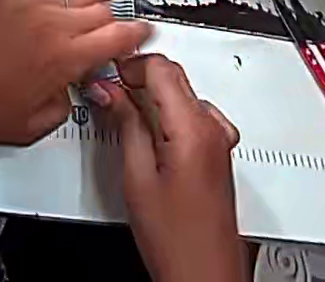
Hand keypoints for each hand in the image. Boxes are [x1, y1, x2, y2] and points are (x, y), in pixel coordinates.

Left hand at [0, 0, 151, 154]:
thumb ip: (64, 103)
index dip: (137, 36)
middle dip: (118, 14)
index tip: (147, 33)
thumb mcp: (32, 125)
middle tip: (124, 18)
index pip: (116, 39)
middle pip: (98, 10)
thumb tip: (75, 85)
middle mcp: (51, 22)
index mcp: (65, 59)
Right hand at [88, 54, 243, 281]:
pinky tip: (147, 125)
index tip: (106, 70)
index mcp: (193, 129)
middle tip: (107, 87)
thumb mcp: (137, 175)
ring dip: (151, 91)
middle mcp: (213, 130)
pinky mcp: (217, 153)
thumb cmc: (177, 242)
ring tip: (122, 108)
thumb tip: (109, 90)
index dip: (127, 63)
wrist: (205, 281)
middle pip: (172, 75)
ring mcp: (218, 141)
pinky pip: (191, 112)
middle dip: (136, 75)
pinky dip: (167, 108)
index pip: (159, 67)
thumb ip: (124, 122)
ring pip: (180, 91)